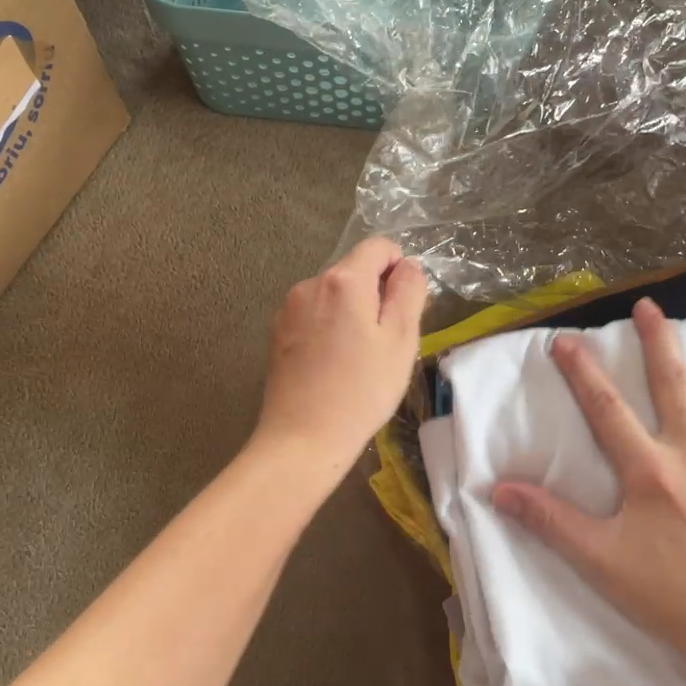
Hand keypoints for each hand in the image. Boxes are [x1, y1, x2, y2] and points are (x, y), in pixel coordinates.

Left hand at [251, 237, 426, 480]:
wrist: (302, 439)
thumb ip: (409, 292)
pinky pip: (314, 315)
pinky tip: (333, 365)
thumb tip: (408, 266)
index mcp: (344, 281)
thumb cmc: (361, 390)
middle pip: (354, 270)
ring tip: (360, 357)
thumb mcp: (400, 340)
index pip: (378, 246)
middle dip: (375, 294)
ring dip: (352, 312)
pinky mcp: (277, 333)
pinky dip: (330, 328)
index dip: (399, 267)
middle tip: (387, 341)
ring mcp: (288, 309)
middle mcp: (310, 284)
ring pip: (333, 295)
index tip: (405, 306)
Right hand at [491, 299, 685, 669]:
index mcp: (649, 469)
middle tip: (649, 305)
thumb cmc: (671, 597)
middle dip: (659, 341)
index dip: (581, 371)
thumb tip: (497, 489)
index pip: (606, 408)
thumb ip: (549, 521)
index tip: (564, 339)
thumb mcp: (599, 562)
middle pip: (674, 384)